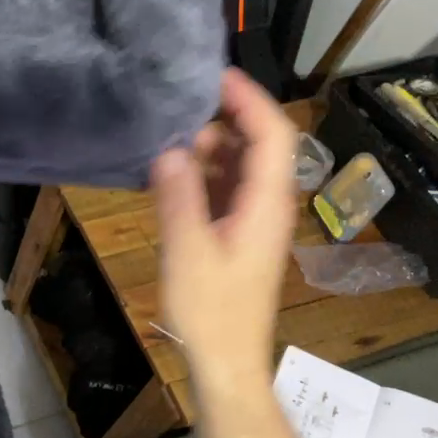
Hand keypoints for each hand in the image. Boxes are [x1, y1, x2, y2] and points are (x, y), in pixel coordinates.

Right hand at [151, 69, 297, 390]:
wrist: (225, 361)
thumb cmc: (211, 312)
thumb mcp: (188, 253)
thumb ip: (179, 198)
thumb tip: (170, 150)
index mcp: (266, 205)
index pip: (271, 135)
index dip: (248, 100)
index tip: (213, 76)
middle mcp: (267, 207)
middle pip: (258, 147)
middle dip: (222, 120)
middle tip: (174, 109)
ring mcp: (253, 223)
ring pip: (239, 169)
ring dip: (209, 149)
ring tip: (167, 138)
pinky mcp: (236, 238)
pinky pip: (225, 192)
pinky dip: (202, 176)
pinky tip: (170, 176)